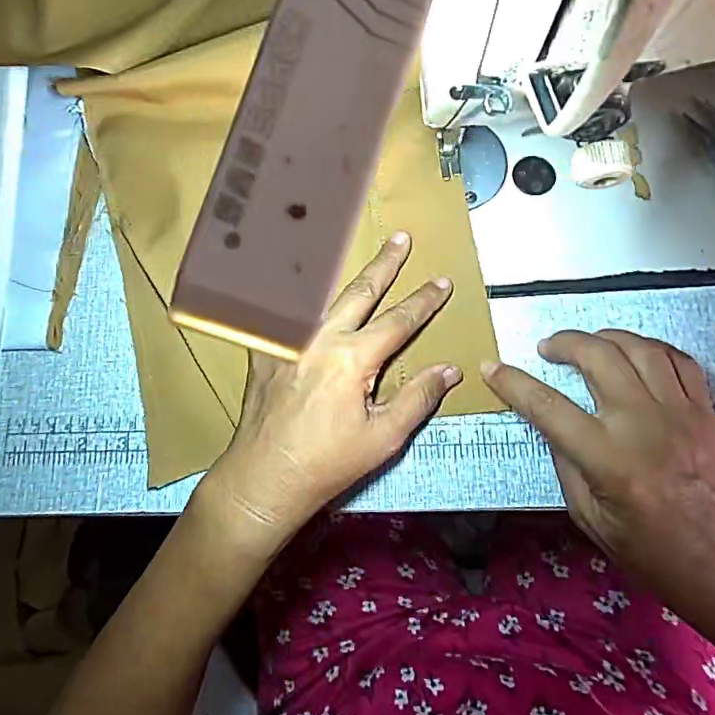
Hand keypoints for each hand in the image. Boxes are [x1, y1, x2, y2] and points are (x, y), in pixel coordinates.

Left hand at [203, 232, 462, 545]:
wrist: (266, 474)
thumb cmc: (328, 463)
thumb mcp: (383, 438)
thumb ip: (417, 398)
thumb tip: (449, 371)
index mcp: (352, 358)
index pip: (398, 321)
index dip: (423, 301)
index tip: (441, 282)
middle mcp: (318, 339)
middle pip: (358, 292)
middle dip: (383, 264)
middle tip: (400, 239)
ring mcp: (287, 341)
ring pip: (320, 297)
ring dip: (342, 275)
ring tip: (354, 252)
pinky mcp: (265, 351)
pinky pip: (283, 315)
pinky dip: (295, 297)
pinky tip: (299, 285)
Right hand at [481, 330, 714, 620]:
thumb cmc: (654, 553)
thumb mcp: (588, 516)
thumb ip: (566, 463)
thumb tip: (551, 426)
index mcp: (607, 457)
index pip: (545, 404)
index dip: (512, 382)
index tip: (492, 368)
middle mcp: (642, 424)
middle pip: (596, 356)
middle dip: (562, 343)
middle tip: (547, 349)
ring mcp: (679, 413)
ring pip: (638, 348)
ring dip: (605, 337)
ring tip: (588, 343)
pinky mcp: (706, 413)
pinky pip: (678, 361)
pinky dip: (650, 348)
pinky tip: (634, 354)